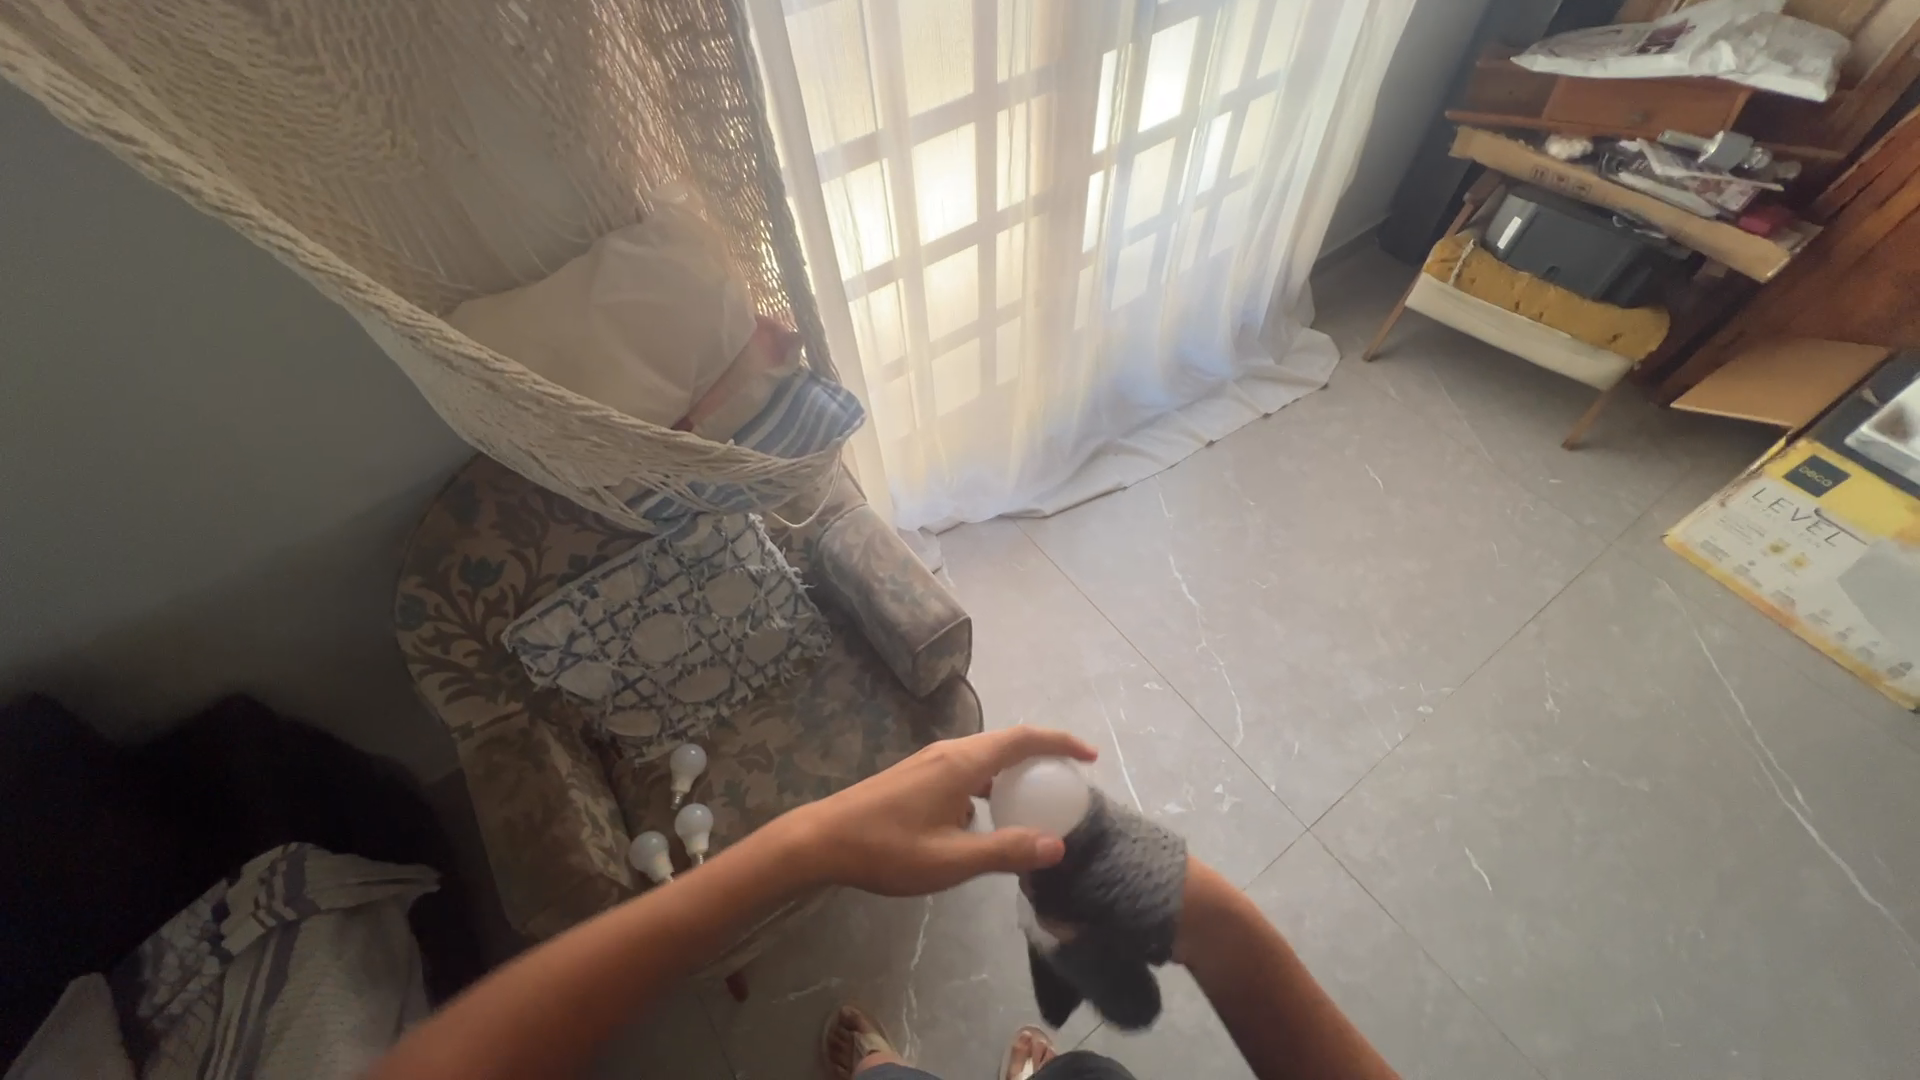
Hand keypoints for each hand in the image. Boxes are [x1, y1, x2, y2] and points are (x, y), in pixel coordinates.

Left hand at [785, 726, 1097, 896]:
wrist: (824, 838)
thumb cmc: (888, 849)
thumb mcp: (951, 859)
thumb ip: (1004, 851)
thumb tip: (1056, 846)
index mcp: (963, 762)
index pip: (1024, 738)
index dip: (1060, 742)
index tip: (1090, 755)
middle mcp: (950, 751)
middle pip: (1008, 741)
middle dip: (1043, 753)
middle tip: (1071, 778)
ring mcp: (931, 761)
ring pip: (986, 755)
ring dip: (1015, 769)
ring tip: (1037, 796)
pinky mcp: (919, 774)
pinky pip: (968, 768)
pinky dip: (991, 781)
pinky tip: (987, 815)